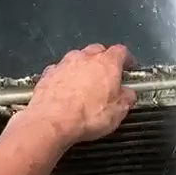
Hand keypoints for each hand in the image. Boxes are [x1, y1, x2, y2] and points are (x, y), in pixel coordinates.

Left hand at [14, 44, 135, 148]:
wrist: (52, 123)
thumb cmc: (85, 115)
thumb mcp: (118, 112)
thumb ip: (126, 98)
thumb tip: (128, 95)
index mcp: (107, 63)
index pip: (121, 52)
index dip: (126, 59)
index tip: (128, 66)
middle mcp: (85, 58)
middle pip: (97, 51)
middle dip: (103, 61)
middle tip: (107, 78)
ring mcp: (64, 64)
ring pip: (77, 60)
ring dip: (82, 69)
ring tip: (85, 87)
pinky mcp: (47, 75)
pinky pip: (60, 71)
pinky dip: (64, 78)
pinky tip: (66, 93)